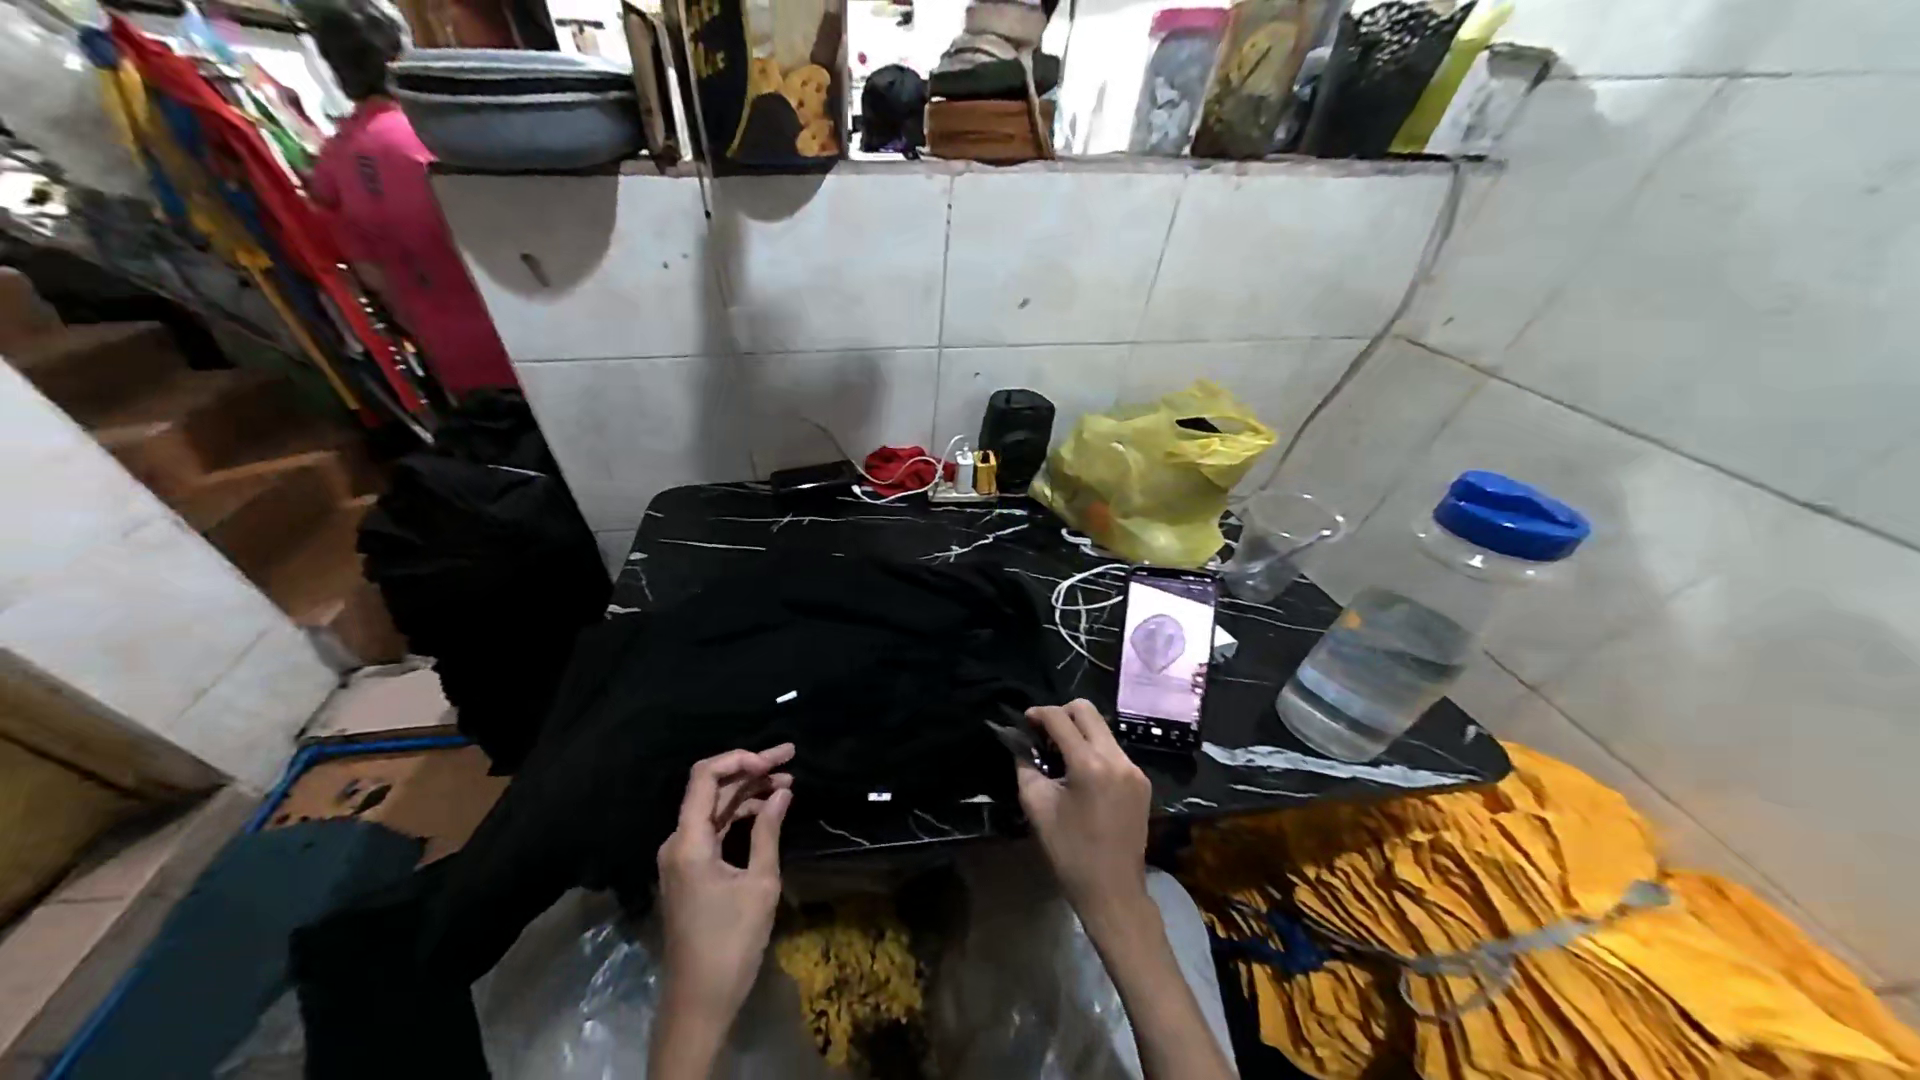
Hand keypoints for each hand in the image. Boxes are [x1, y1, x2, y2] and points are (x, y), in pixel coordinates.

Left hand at [656, 745, 794, 1030]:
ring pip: (714, 808)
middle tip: (790, 758)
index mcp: (688, 841)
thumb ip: (769, 830)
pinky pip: (714, 829)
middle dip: (751, 770)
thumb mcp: (760, 882)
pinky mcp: (690, 870)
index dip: (740, 759)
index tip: (774, 761)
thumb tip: (782, 791)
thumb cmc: (732, 942)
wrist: (700, 1000)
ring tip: (787, 782)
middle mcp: (678, 842)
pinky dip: (740, 815)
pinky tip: (768, 809)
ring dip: (748, 793)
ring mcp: (682, 857)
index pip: (705, 777)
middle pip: (711, 789)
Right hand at [1015, 700, 1152, 917]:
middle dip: (1062, 714)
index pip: (1061, 718)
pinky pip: (1113, 751)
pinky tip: (1081, 774)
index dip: (1038, 713)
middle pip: (1087, 711)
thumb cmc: (1069, 852)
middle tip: (1043, 734)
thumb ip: (1026, 766)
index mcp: (1090, 764)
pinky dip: (1094, 751)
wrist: (1113, 891)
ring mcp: (1134, 769)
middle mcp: (1117, 759)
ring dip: (1078, 733)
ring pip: (1102, 729)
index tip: (1025, 722)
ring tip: (1059, 756)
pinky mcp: (1141, 782)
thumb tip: (1023, 744)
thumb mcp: (1036, 806)